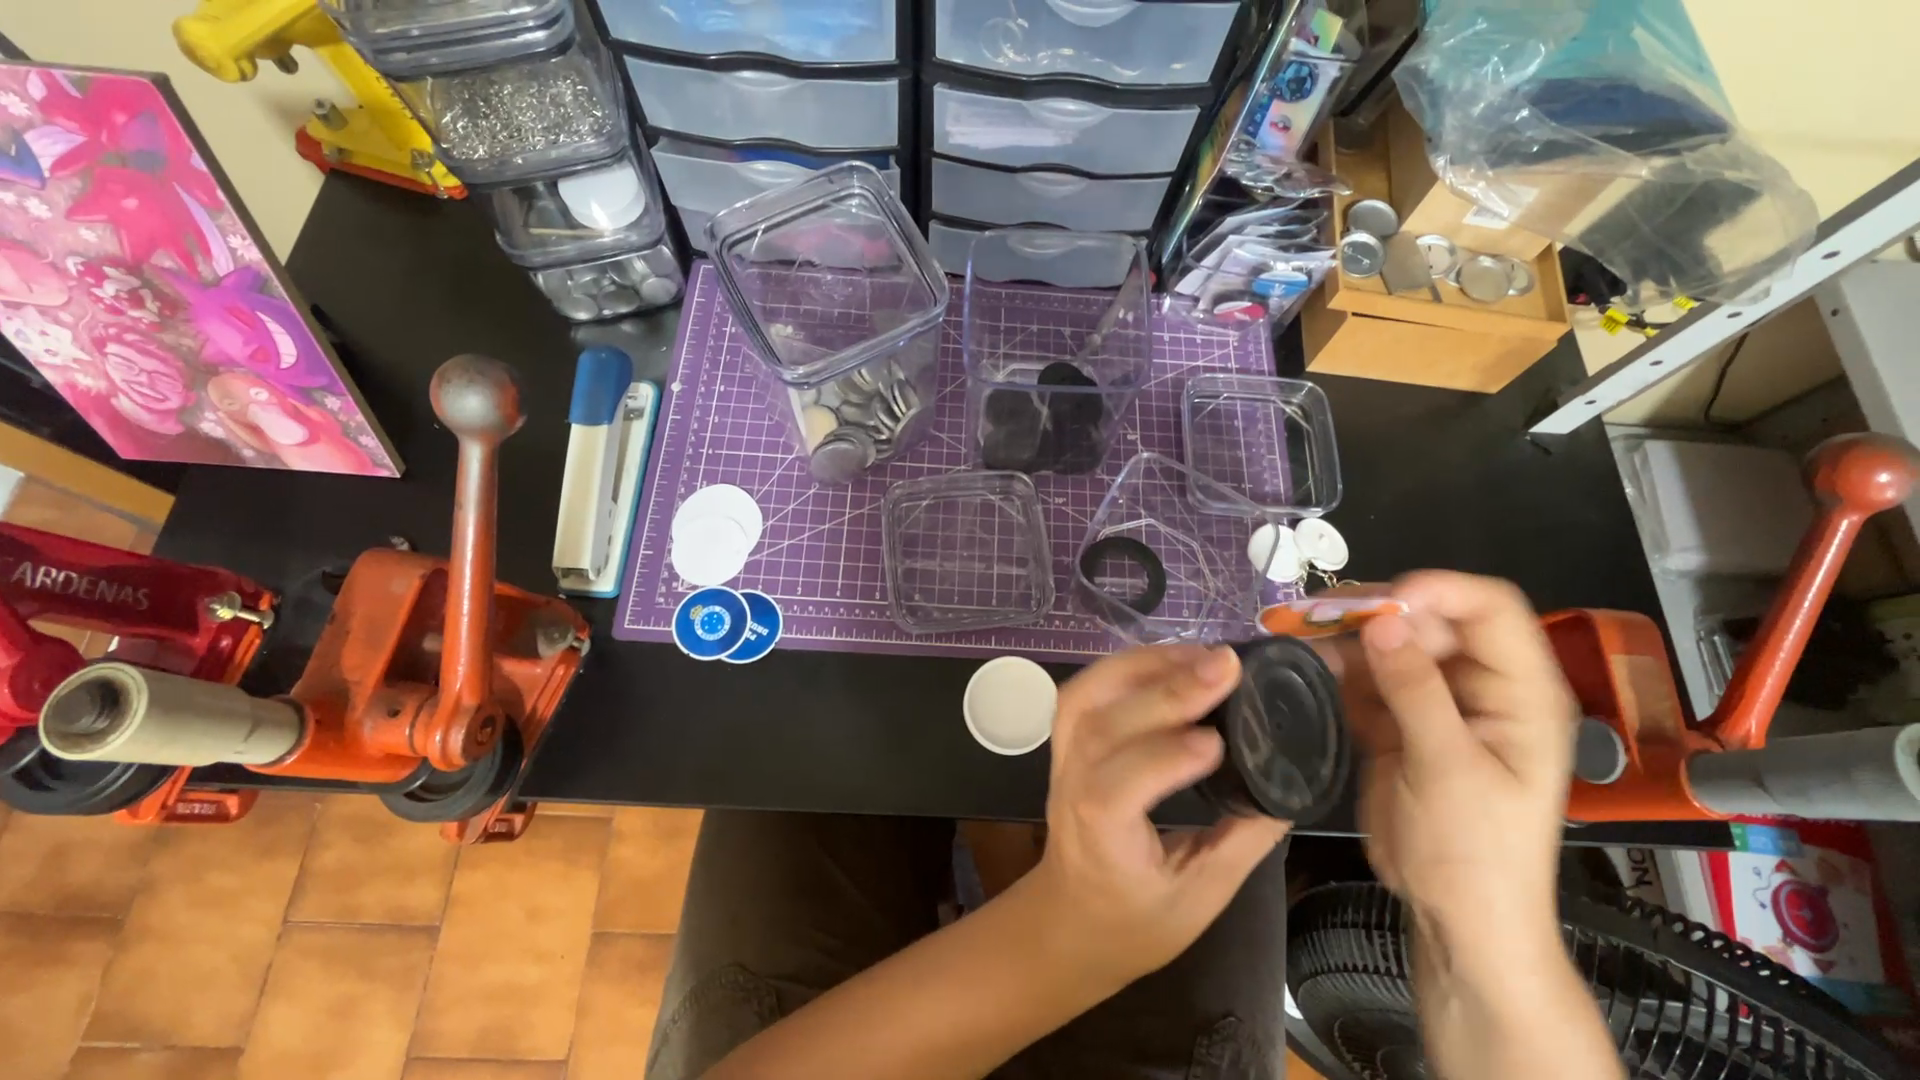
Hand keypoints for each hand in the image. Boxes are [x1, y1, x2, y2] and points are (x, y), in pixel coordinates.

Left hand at [1028, 645, 1288, 988]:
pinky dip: (1126, 667)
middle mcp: (1069, 789)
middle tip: (1227, 665)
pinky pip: (1087, 691)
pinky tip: (1169, 658)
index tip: (1218, 741)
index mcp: (1099, 838)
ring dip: (1142, 666)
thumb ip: (1242, 842)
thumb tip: (1287, 788)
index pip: (1115, 788)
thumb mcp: (1199, 898)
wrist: (1071, 919)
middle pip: (1101, 727)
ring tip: (1202, 653)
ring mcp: (1063, 759)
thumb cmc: (1134, 920)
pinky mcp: (1069, 741)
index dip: (1163, 758)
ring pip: (1086, 696)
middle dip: (1164, 691)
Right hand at [1336, 572, 1576, 949]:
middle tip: (1316, 612)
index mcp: (1518, 691)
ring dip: (1347, 637)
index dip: (1440, 591)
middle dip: (1376, 612)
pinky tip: (1305, 663)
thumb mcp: (1449, 768)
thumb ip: (1416, 691)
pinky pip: (1366, 679)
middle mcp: (1478, 686)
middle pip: (1430, 622)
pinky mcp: (1397, 723)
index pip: (1490, 611)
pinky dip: (1337, 669)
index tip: (1382, 600)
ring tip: (1297, 631)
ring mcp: (1434, 703)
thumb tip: (1381, 621)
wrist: (1456, 916)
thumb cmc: (1476, 850)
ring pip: (1390, 647)